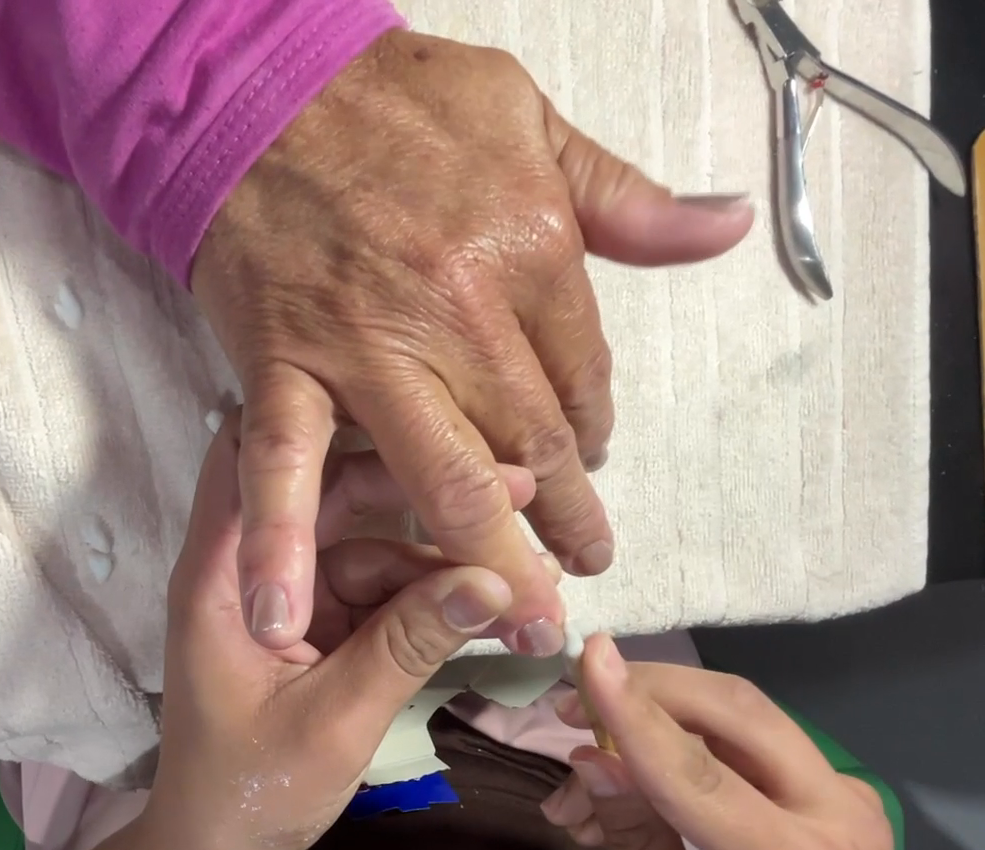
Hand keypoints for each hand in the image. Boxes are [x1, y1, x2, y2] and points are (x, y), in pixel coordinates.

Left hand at [132, 417, 523, 849]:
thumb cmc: (249, 789)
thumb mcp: (334, 720)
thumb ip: (410, 645)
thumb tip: (495, 580)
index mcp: (224, 574)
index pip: (247, 457)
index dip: (312, 414)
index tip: (399, 391)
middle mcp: (254, 568)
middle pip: (332, 497)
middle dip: (418, 494)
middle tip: (514, 486)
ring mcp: (291, 594)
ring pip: (369, 547)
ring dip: (438, 561)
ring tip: (522, 570)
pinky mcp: (318, 622)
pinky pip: (377, 592)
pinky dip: (426, 600)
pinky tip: (485, 608)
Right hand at [191, 29, 752, 657]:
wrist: (260, 91)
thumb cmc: (395, 103)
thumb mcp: (530, 119)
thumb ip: (624, 196)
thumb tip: (725, 227)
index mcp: (528, 253)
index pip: (581, 378)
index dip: (587, 438)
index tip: (580, 470)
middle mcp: (457, 317)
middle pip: (529, 449)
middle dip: (560, 526)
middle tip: (579, 582)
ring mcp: (365, 354)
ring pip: (438, 480)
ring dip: (484, 564)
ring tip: (514, 624)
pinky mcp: (283, 371)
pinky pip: (285, 468)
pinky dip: (281, 543)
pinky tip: (284, 615)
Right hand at [541, 640, 921, 849]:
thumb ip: (636, 848)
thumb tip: (593, 761)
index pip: (705, 781)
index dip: (639, 719)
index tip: (589, 661)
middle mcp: (840, 819)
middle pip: (736, 712)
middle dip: (646, 688)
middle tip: (570, 706)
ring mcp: (843, 791)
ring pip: (738, 707)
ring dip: (651, 711)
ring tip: (582, 766)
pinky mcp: (828, 776)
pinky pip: (739, 730)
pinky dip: (672, 731)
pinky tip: (627, 769)